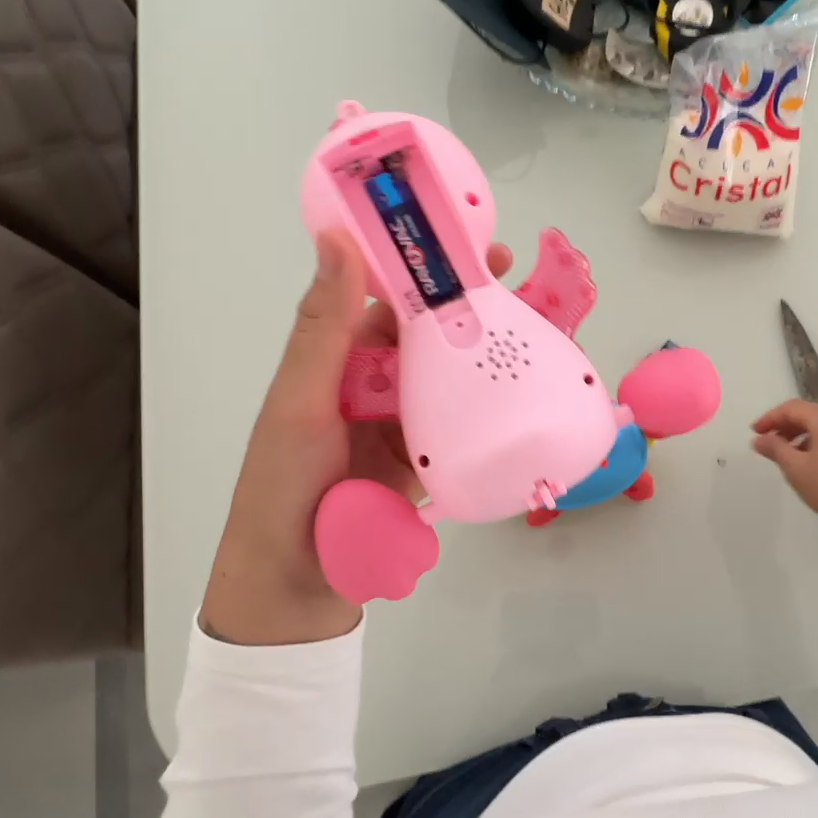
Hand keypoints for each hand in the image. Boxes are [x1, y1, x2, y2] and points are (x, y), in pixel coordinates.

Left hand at [199, 231, 512, 645]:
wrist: (296, 582)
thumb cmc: (284, 484)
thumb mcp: (299, 402)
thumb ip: (324, 329)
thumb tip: (338, 239)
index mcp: (335, 358)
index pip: (381, 296)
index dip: (417, 264)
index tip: (459, 236)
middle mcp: (372, 382)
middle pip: (424, 333)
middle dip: (463, 303)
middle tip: (515, 277)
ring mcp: (404, 421)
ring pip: (448, 374)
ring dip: (483, 351)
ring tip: (532, 324)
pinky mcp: (430, 458)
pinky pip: (461, 423)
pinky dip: (489, 405)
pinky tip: (524, 387)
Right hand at [751, 399, 817, 559]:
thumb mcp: (795, 469)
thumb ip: (775, 449)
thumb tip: (759, 439)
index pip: (793, 408)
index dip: (770, 418)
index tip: (754, 432)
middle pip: (809, 414)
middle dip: (785, 426)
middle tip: (767, 442)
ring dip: (800, 436)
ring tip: (785, 455)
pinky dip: (815, 444)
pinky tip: (808, 464)